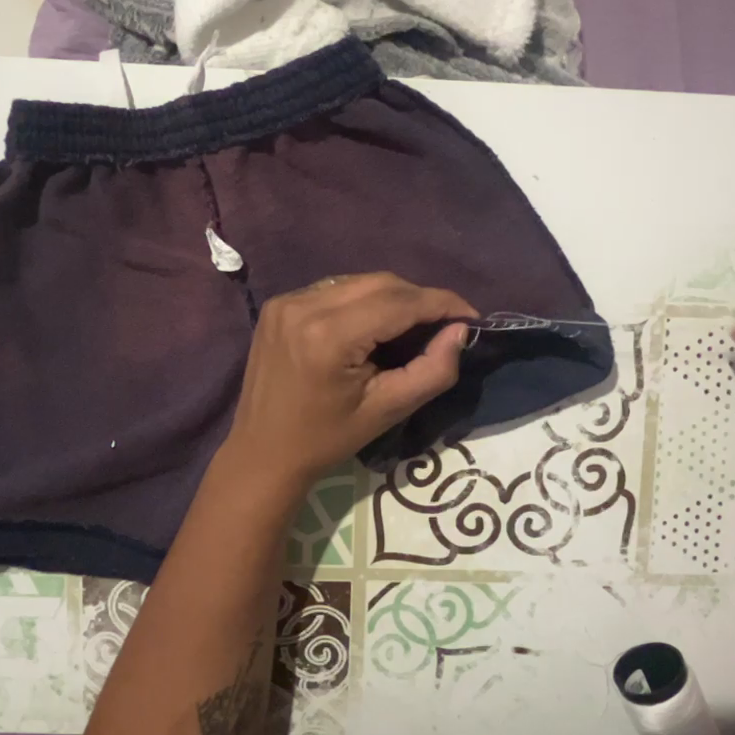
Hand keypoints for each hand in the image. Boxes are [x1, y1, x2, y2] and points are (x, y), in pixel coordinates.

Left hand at [220, 273, 476, 492]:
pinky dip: (362, 299)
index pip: (400, 302)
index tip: (472, 316)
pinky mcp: (278, 304)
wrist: (262, 452)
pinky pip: (335, 289)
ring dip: (392, 297)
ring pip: (359, 281)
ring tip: (413, 326)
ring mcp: (287, 301)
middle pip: (381, 283)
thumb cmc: (327, 438)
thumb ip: (431, 370)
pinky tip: (372, 325)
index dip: (442, 304)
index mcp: (329, 336)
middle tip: (445, 325)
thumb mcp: (388, 411)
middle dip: (419, 299)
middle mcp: (305, 306)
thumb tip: (460, 331)